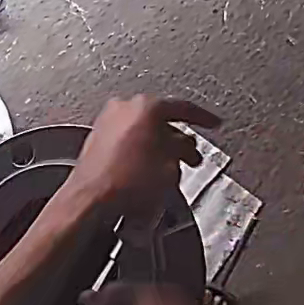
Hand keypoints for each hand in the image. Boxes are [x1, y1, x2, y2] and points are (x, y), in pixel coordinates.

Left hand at [63, 95, 221, 209]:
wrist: (91, 198)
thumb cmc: (125, 182)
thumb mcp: (170, 164)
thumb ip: (184, 148)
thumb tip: (185, 146)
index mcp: (146, 107)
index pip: (183, 108)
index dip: (203, 118)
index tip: (212, 122)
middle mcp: (124, 107)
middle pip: (161, 118)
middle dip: (178, 138)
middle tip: (190, 155)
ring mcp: (108, 120)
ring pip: (143, 128)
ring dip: (158, 145)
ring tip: (168, 166)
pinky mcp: (98, 135)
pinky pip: (127, 137)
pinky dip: (140, 148)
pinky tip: (146, 168)